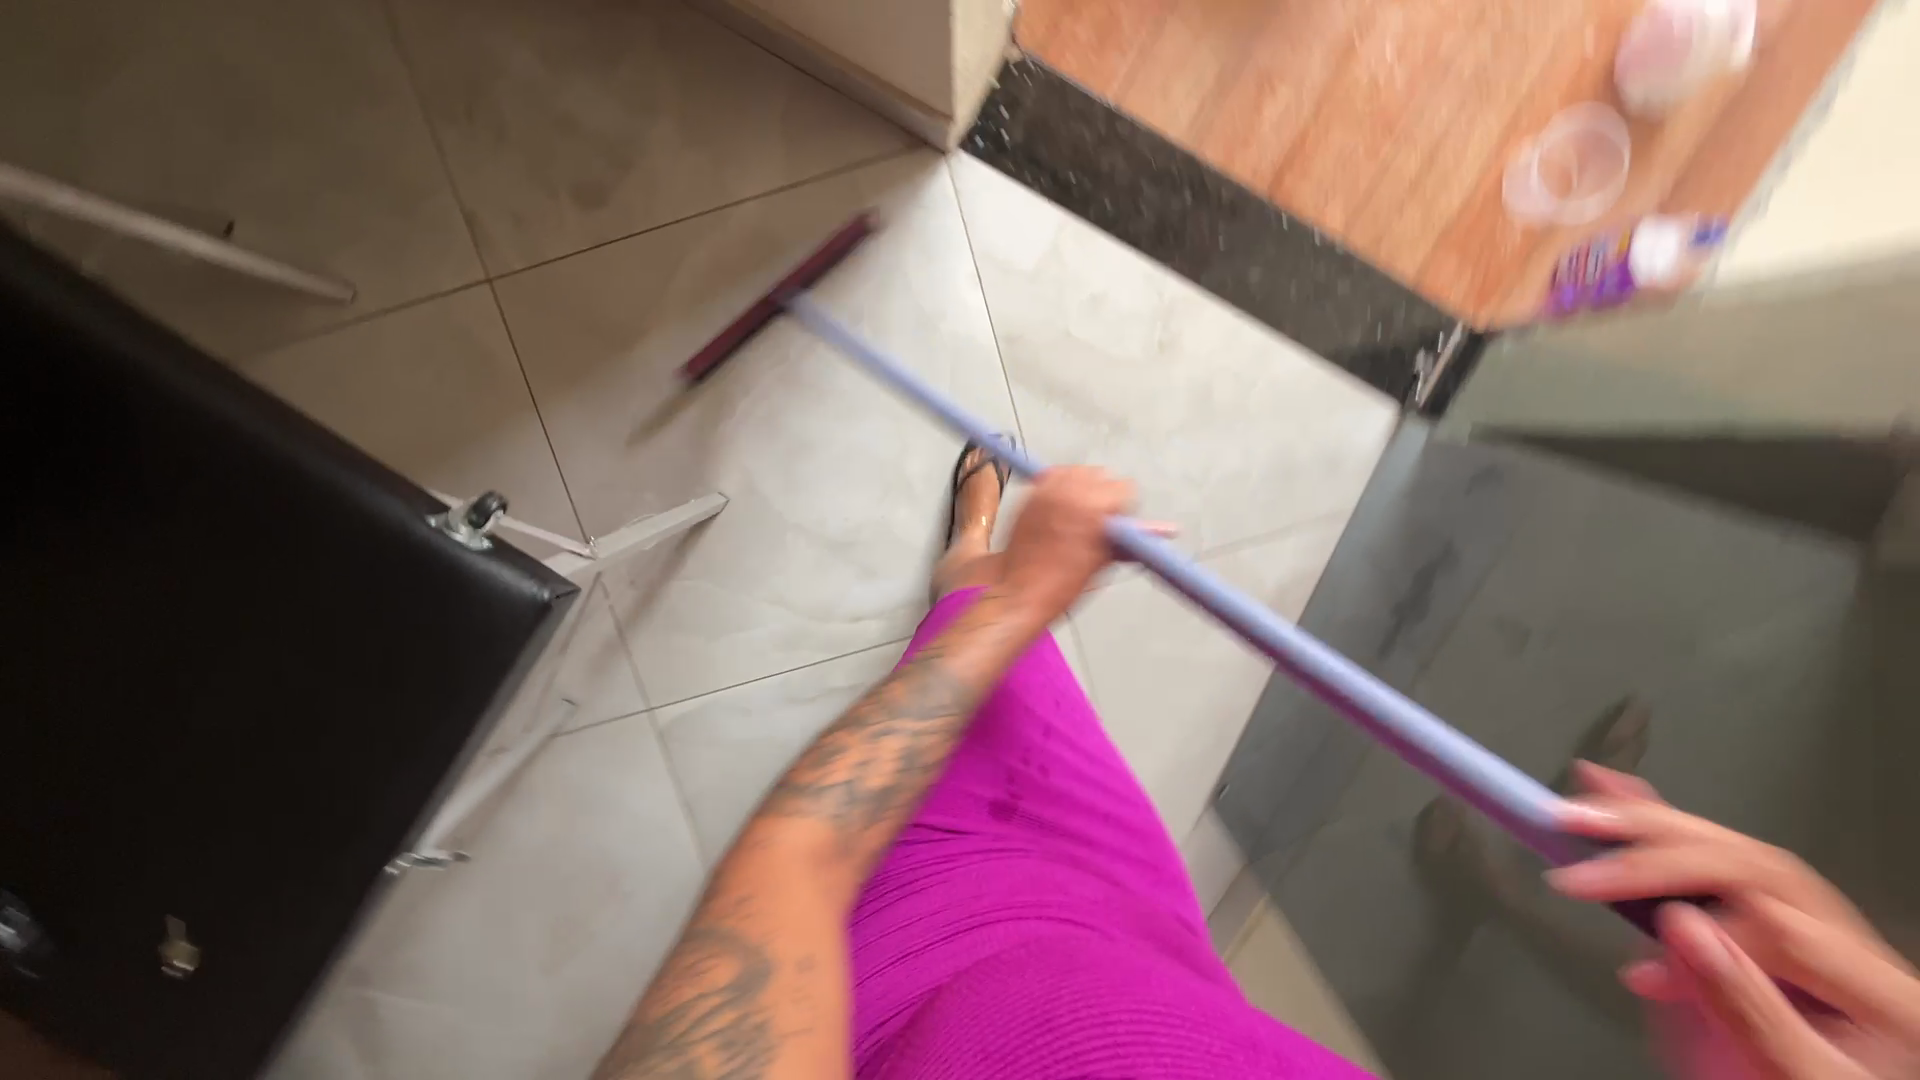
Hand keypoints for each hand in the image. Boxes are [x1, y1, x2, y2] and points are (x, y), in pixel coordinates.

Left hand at [1000, 466, 1170, 623]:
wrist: (1021, 593)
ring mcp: (1045, 491)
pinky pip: (1052, 476)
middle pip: (1101, 475)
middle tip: (1098, 523)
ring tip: (1078, 516)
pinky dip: (1060, 486)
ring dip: (1082, 488)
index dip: (1125, 508)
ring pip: (1077, 471)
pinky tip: (1061, 507)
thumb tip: (1166, 531)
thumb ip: (1133, 538)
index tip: (1119, 525)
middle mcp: (1068, 491)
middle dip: (1104, 496)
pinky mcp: (1029, 495)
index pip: (1125, 487)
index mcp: (1092, 507)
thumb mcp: (1103, 560)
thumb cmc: (1060, 585)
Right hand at [1549, 764, 1919, 1078]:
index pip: (1773, 926)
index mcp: (1880, 989)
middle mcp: (1850, 943)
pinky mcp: (1765, 920)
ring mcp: (1812, 926)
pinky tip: (1614, 788)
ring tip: (1578, 812)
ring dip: (1643, 823)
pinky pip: (1714, 854)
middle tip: (1577, 841)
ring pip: (1727, 850)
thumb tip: (1682, 926)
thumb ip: (1752, 1009)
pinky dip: (1657, 821)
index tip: (1638, 972)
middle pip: (1747, 866)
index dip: (1697, 941)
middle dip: (1650, 849)